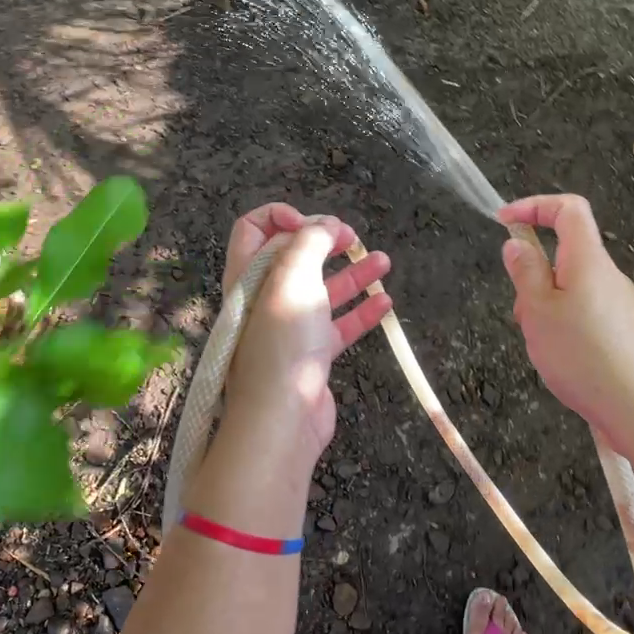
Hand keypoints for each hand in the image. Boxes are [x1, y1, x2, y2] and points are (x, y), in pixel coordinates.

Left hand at [219, 204, 391, 468]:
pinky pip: (338, 325)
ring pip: (322, 290)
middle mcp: (265, 296)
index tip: (312, 223)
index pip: (253, 228)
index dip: (280, 216)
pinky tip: (386, 303)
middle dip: (324, 241)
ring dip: (352, 273)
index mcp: (248, 273)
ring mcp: (289, 327)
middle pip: (293, 256)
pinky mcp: (311, 355)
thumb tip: (325, 223)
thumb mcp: (293, 275)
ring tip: (382, 260)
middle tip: (350, 237)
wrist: (281, 417)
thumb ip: (309, 241)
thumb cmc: (282, 339)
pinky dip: (361, 311)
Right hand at [497, 194, 633, 449]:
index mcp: (588, 260)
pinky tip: (566, 367)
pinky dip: (567, 329)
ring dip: (548, 308)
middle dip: (535, 275)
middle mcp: (610, 277)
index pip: (569, 208)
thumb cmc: (585, 356)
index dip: (535, 205)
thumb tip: (518, 242)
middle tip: (522, 314)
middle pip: (568, 254)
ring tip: (542, 348)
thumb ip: (525, 273)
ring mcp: (624, 308)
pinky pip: (588, 317)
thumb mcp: (539, 312)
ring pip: (574, 291)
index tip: (503, 221)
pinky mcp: (630, 336)